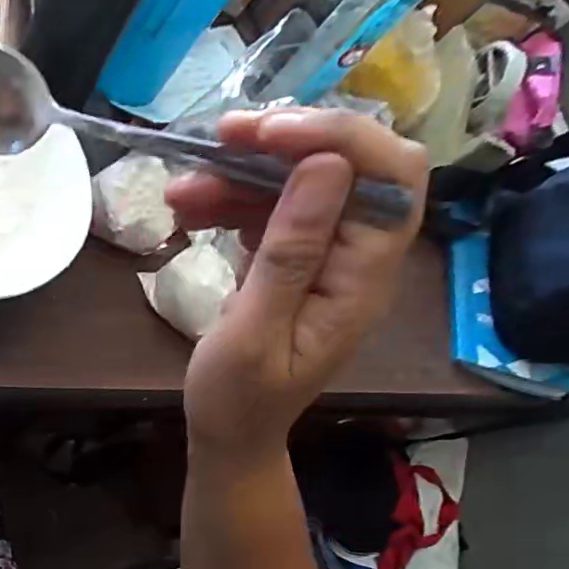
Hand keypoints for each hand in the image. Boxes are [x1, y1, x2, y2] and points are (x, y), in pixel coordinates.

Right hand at [166, 109, 427, 455]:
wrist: (228, 435)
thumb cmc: (236, 399)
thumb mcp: (253, 333)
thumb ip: (290, 255)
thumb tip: (325, 166)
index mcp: (361, 280)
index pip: (388, 178)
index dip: (338, 138)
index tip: (267, 133)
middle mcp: (355, 259)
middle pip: (343, 170)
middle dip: (281, 146)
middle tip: (215, 139)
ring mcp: (325, 259)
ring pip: (298, 187)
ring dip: (241, 176)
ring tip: (179, 189)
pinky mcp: (294, 263)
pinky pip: (272, 213)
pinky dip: (232, 202)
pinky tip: (190, 208)